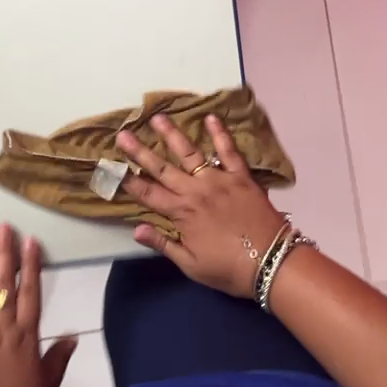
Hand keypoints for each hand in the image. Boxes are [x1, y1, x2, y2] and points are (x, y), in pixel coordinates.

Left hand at [0, 224, 76, 386]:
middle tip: (2, 227)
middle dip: (4, 253)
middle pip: (3, 284)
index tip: (30, 241)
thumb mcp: (48, 386)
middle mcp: (1, 327)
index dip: (30, 265)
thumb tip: (73, 335)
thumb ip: (58, 358)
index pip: (31, 292)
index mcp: (26, 336)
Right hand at [116, 113, 288, 298]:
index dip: (129, 180)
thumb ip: (163, 244)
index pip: (148, 194)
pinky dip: (220, 134)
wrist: (272, 263)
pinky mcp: (241, 177)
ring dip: (172, 135)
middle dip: (140, 151)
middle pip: (162, 168)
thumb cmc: (229, 269)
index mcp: (181, 213)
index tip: (114, 166)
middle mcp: (195, 191)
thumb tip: (136, 229)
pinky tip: (211, 118)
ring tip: (158, 118)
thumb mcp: (191, 265)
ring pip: (190, 153)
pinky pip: (229, 151)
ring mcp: (218, 180)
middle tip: (123, 133)